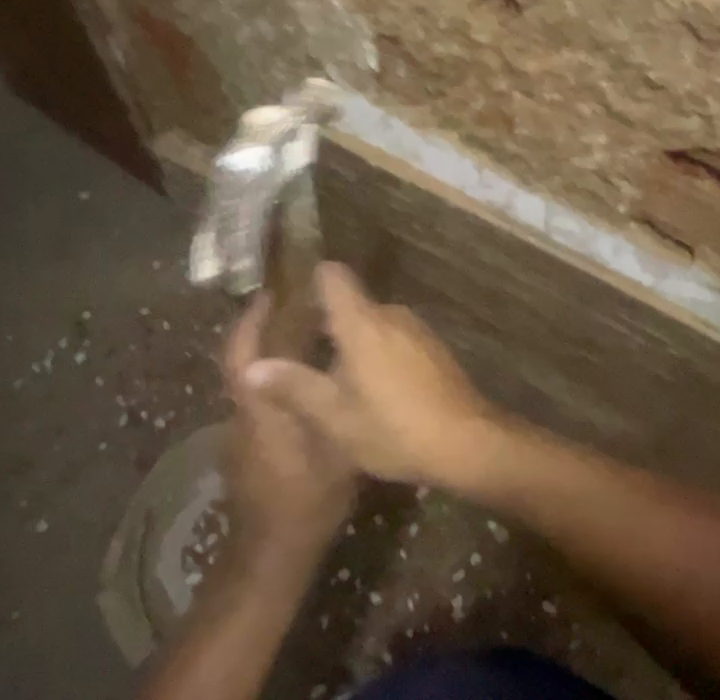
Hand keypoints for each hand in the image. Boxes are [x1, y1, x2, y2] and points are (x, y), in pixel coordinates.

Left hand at [222, 297, 356, 553]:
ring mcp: (239, 439)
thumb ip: (333, 405)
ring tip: (315, 350)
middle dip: (266, 335)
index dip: (250, 321)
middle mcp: (241, 418)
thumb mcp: (336, 450)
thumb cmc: (308, 499)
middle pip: (245, 365)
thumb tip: (344, 365)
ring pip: (254, 388)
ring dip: (275, 364)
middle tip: (303, 313)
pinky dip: (279, 392)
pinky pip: (260, 409)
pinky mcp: (246, 455)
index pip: (241, 354)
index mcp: (260, 411)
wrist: (271, 555)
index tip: (269, 294)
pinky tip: (311, 396)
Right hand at [242, 263, 501, 487]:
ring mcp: (418, 330)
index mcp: (363, 324)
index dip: (311, 281)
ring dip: (356, 344)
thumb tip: (251, 368)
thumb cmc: (395, 429)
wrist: (468, 442)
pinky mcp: (435, 349)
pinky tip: (375, 390)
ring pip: (375, 325)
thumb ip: (294, 388)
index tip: (290, 300)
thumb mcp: (336, 417)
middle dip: (328, 324)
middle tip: (303, 353)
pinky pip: (396, 340)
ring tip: (335, 378)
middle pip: (352, 304)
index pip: (334, 277)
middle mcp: (391, 316)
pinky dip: (381, 355)